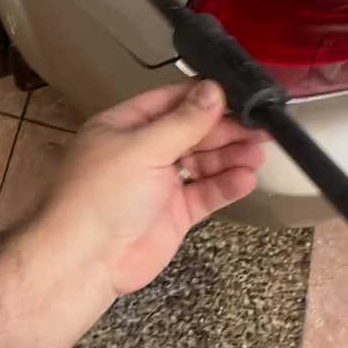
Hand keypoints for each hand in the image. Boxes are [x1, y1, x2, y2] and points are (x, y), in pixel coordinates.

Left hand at [28, 80, 267, 297]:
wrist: (87, 258)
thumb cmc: (101, 195)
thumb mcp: (143, 148)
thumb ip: (182, 122)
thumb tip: (212, 90)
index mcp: (123, 125)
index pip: (168, 101)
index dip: (202, 97)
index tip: (238, 94)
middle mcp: (141, 150)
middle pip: (190, 131)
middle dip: (223, 129)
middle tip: (259, 127)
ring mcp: (158, 182)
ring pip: (201, 162)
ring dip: (229, 156)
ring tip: (258, 153)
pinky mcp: (173, 212)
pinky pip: (205, 193)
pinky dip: (225, 185)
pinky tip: (245, 178)